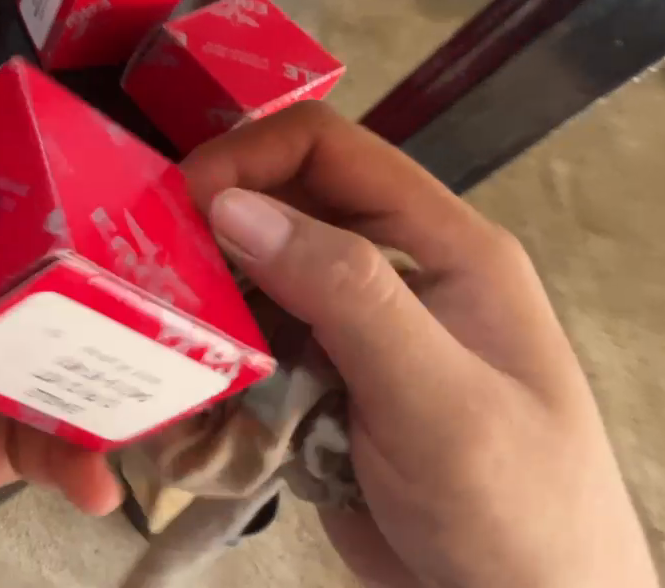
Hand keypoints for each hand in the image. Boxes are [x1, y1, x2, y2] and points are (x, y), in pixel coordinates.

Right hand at [180, 102, 657, 587]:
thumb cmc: (515, 517)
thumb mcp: (441, 404)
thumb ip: (345, 294)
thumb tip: (229, 204)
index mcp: (442, 244)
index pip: (326, 147)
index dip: (248, 154)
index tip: (183, 202)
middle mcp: (390, 263)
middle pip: (280, 196)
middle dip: (212, 213)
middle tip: (149, 250)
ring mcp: (349, 316)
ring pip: (253, 257)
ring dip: (204, 272)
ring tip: (155, 301)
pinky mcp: (315, 362)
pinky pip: (246, 317)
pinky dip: (210, 324)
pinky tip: (182, 349)